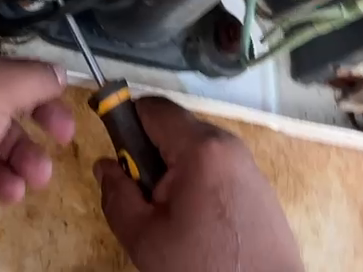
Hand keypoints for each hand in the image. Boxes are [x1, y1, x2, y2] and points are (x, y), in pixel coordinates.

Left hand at [0, 14, 74, 218]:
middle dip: (37, 113)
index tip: (39, 43)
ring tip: (40, 176)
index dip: (14, 29)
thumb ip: (37, 78)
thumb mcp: (4, 87)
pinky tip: (13, 190)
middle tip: (65, 131)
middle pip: (1, 84)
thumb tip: (59, 74)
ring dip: (20, 151)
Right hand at [95, 98, 302, 271]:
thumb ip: (117, 195)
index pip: (152, 106)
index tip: (117, 154)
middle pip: (174, 128)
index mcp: (200, 147)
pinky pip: (215, 166)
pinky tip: (198, 222)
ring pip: (194, 148)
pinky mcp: (258, 184)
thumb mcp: (146, 239)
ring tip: (172, 216)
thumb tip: (105, 165)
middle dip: (151, 154)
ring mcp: (246, 162)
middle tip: (145, 197)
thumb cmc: (202, 268)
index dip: (126, 121)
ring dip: (174, 170)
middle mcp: (226, 142)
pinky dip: (198, 182)